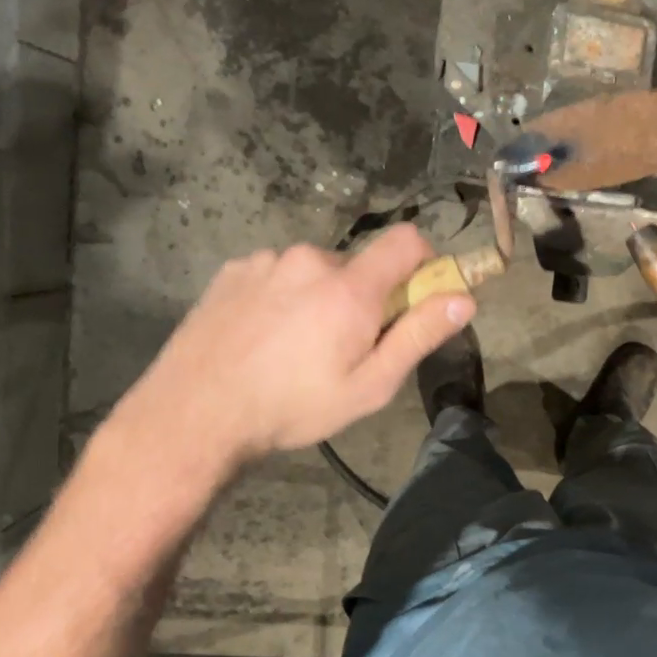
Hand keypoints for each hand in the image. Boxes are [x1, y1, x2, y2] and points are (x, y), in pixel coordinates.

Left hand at [112, 225, 473, 472]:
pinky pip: (278, 274)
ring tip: (298, 347)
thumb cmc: (292, 407)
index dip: (425, 262)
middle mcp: (309, 260)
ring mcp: (265, 262)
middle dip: (366, 296)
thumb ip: (419, 336)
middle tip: (346, 347)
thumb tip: (464, 298)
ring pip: (316, 271)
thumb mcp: (370, 385)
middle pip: (360, 264)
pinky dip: (284, 297)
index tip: (416, 298)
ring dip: (322, 297)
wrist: (192, 415)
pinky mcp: (233, 271)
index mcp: (350, 288)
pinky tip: (265, 337)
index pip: (408, 241)